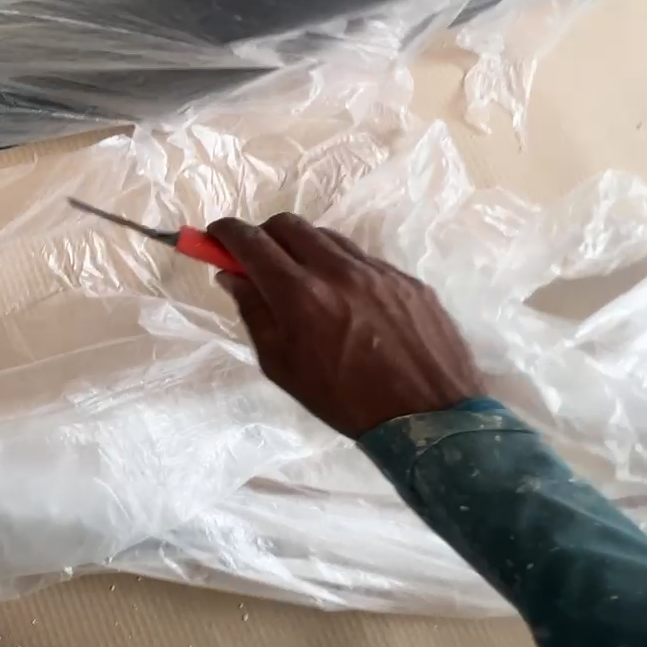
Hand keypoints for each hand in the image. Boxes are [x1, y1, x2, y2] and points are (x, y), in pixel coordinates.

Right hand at [208, 213, 485, 437]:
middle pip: (287, 224)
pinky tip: (345, 298)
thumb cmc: (341, 398)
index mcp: (299, 294)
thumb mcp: (279, 363)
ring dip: (303, 247)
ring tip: (305, 279)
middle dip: (263, 234)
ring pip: (326, 236)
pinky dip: (340, 267)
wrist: (431, 422)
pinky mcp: (408, 281)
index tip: (215, 236)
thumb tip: (231, 276)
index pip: (249, 240)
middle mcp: (337, 272)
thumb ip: (252, 311)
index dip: (224, 231)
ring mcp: (378, 273)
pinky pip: (362, 258)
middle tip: (259, 259)